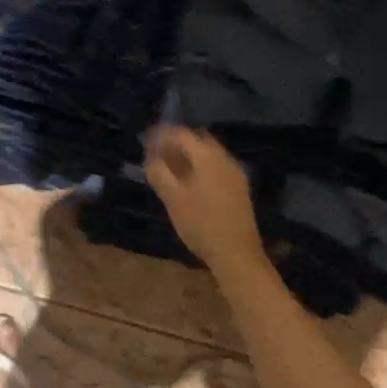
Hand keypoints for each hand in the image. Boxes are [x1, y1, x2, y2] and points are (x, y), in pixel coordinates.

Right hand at [143, 126, 266, 279]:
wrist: (237, 253)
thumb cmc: (201, 223)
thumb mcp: (172, 198)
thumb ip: (159, 173)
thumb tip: (151, 158)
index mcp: (207, 156)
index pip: (182, 134)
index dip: (162, 135)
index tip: (146, 144)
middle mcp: (224, 158)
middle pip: (197, 140)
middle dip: (176, 144)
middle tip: (159, 156)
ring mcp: (235, 173)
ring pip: (208, 154)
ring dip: (189, 156)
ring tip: (171, 171)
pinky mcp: (240, 188)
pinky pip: (216, 167)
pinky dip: (200, 168)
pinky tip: (190, 185)